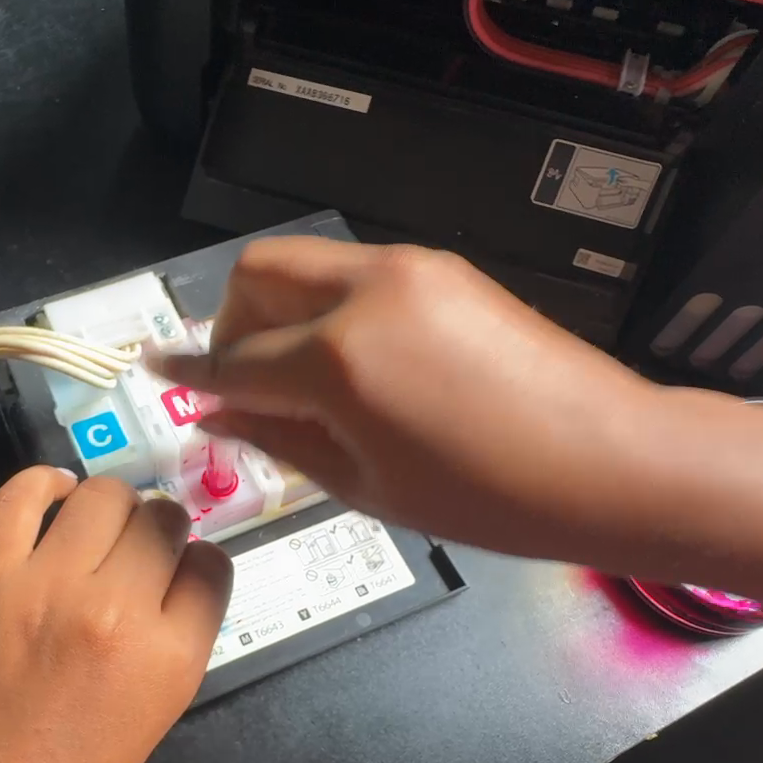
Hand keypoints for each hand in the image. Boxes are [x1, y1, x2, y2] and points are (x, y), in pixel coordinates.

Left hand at [0, 466, 232, 762]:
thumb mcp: (157, 715)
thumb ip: (176, 635)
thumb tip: (174, 569)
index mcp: (171, 657)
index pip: (212, 565)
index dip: (198, 566)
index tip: (180, 576)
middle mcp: (116, 610)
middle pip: (162, 518)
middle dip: (161, 532)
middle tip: (136, 556)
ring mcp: (44, 588)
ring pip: (103, 495)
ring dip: (111, 508)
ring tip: (96, 533)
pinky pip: (21, 496)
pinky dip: (44, 487)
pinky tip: (53, 500)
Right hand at [154, 237, 659, 558]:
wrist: (608, 461)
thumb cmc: (481, 498)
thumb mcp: (361, 483)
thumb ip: (276, 437)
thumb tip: (216, 412)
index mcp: (336, 359)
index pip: (234, 359)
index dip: (189, 371)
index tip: (154, 366)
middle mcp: (364, 291)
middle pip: (256, 274)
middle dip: (230, 324)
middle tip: (243, 381)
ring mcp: (408, 269)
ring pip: (303, 265)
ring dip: (277, 312)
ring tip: (298, 377)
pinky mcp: (441, 268)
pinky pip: (352, 275)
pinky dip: (324, 308)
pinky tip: (349, 362)